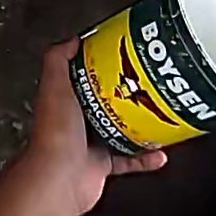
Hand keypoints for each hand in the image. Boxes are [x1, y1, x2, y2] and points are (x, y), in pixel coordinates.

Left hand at [23, 40, 166, 215]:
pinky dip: (145, 158)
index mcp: (64, 98)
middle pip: (103, 102)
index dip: (97, 65)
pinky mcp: (102, 164)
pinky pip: (128, 160)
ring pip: (118, 130)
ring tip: (157, 113)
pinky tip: (161, 152)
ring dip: (137, 124)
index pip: (82, 76)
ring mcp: (89, 142)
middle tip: (144, 83)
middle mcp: (75, 119)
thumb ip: (58, 58)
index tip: (118, 55)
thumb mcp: (54, 83)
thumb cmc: (55, 130)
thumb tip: (71, 40)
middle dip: (122, 93)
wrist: (60, 175)